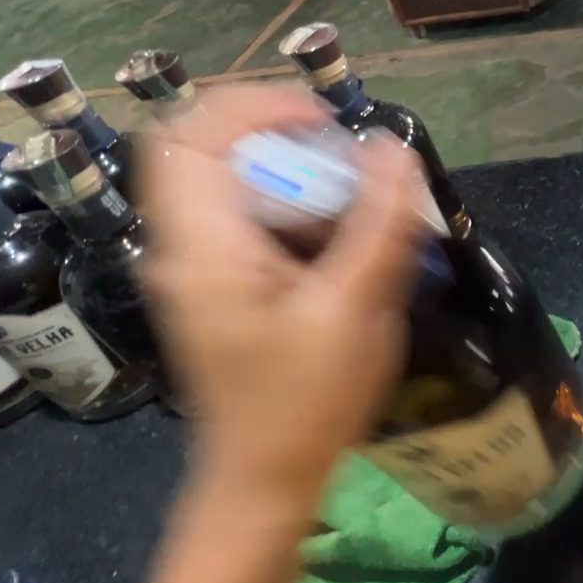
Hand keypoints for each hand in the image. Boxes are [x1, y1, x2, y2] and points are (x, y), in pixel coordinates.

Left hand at [141, 84, 426, 497]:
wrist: (265, 475)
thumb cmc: (306, 399)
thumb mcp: (355, 309)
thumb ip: (378, 224)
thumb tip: (395, 148)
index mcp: (205, 249)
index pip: (191, 139)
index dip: (254, 107)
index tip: (324, 120)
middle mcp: (186, 246)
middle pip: (208, 148)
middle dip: (279, 132)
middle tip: (345, 153)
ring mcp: (199, 263)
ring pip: (229, 176)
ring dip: (289, 164)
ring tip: (350, 187)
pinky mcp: (220, 278)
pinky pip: (246, 209)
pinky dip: (291, 197)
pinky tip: (337, 227)